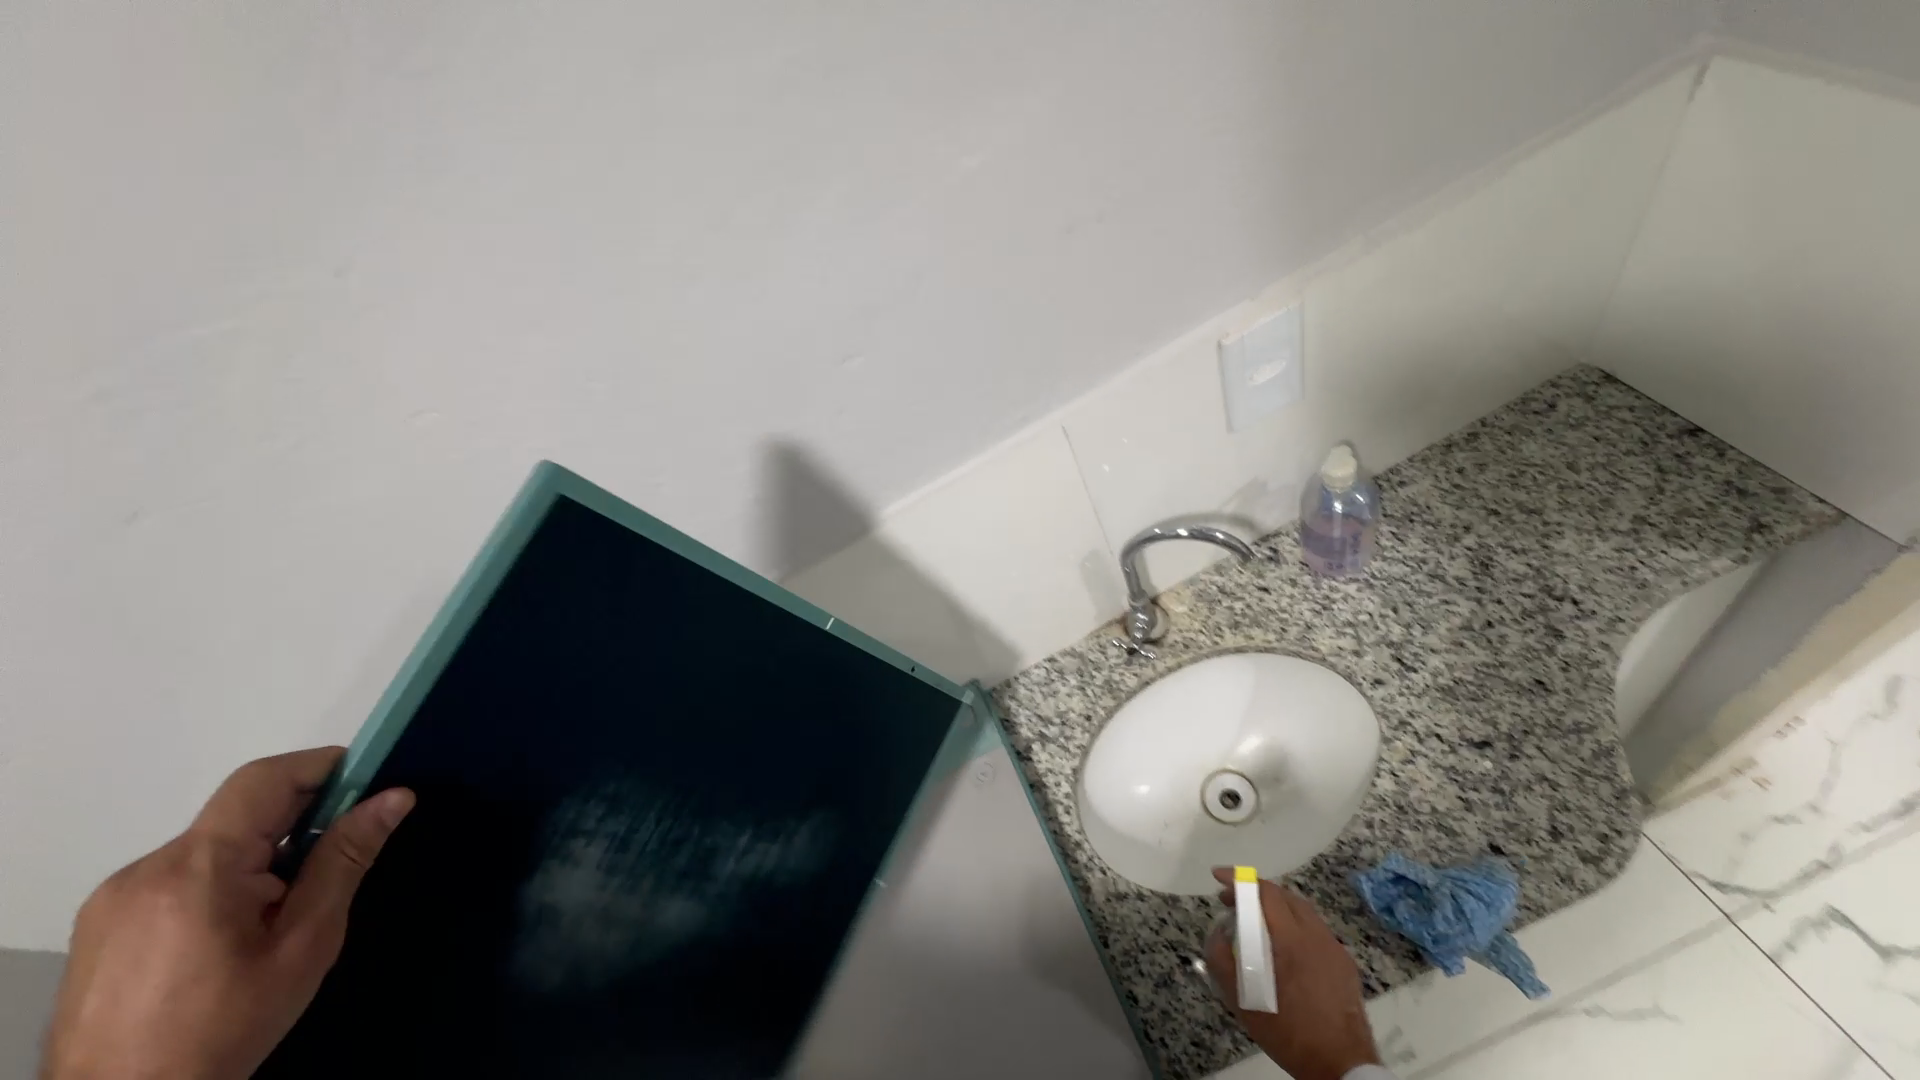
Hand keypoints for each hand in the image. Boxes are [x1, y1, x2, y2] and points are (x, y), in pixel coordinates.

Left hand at [41, 747, 413, 1079]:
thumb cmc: (226, 1025)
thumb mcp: (306, 942)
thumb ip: (344, 860)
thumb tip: (394, 798)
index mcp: (197, 868)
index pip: (263, 780)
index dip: (322, 766)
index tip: (372, 780)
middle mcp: (146, 868)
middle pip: (239, 811)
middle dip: (299, 817)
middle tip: (344, 850)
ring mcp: (116, 895)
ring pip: (211, 844)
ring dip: (261, 852)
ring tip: (288, 907)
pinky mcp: (103, 921)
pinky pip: (180, 874)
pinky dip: (224, 879)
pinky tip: (238, 929)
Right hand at [1205, 867, 1380, 1079]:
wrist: (1341, 1067)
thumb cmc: (1287, 1032)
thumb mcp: (1242, 1000)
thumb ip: (1222, 959)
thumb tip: (1218, 932)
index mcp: (1292, 939)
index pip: (1265, 891)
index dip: (1239, 879)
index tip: (1218, 877)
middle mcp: (1317, 936)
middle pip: (1284, 896)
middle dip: (1255, 892)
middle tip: (1232, 903)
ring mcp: (1335, 949)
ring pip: (1302, 912)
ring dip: (1276, 909)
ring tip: (1255, 924)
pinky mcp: (1345, 965)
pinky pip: (1315, 932)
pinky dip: (1293, 927)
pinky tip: (1283, 950)